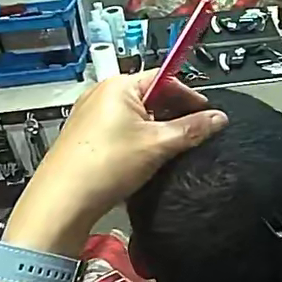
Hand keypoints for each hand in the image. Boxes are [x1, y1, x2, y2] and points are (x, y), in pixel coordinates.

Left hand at [16, 70, 226, 227]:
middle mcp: (102, 94)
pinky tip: (146, 159)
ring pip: (138, 115)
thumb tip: (217, 118)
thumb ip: (194, 128)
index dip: (190, 96)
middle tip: (193, 135)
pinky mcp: (88, 136)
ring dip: (157, 129)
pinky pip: (123, 129)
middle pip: (152, 96)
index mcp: (119, 85)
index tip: (207, 113)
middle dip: (175, 114)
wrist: (63, 202)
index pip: (166, 78)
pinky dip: (140, 140)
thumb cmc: (100, 167)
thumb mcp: (160, 144)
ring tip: (168, 151)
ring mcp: (92, 115)